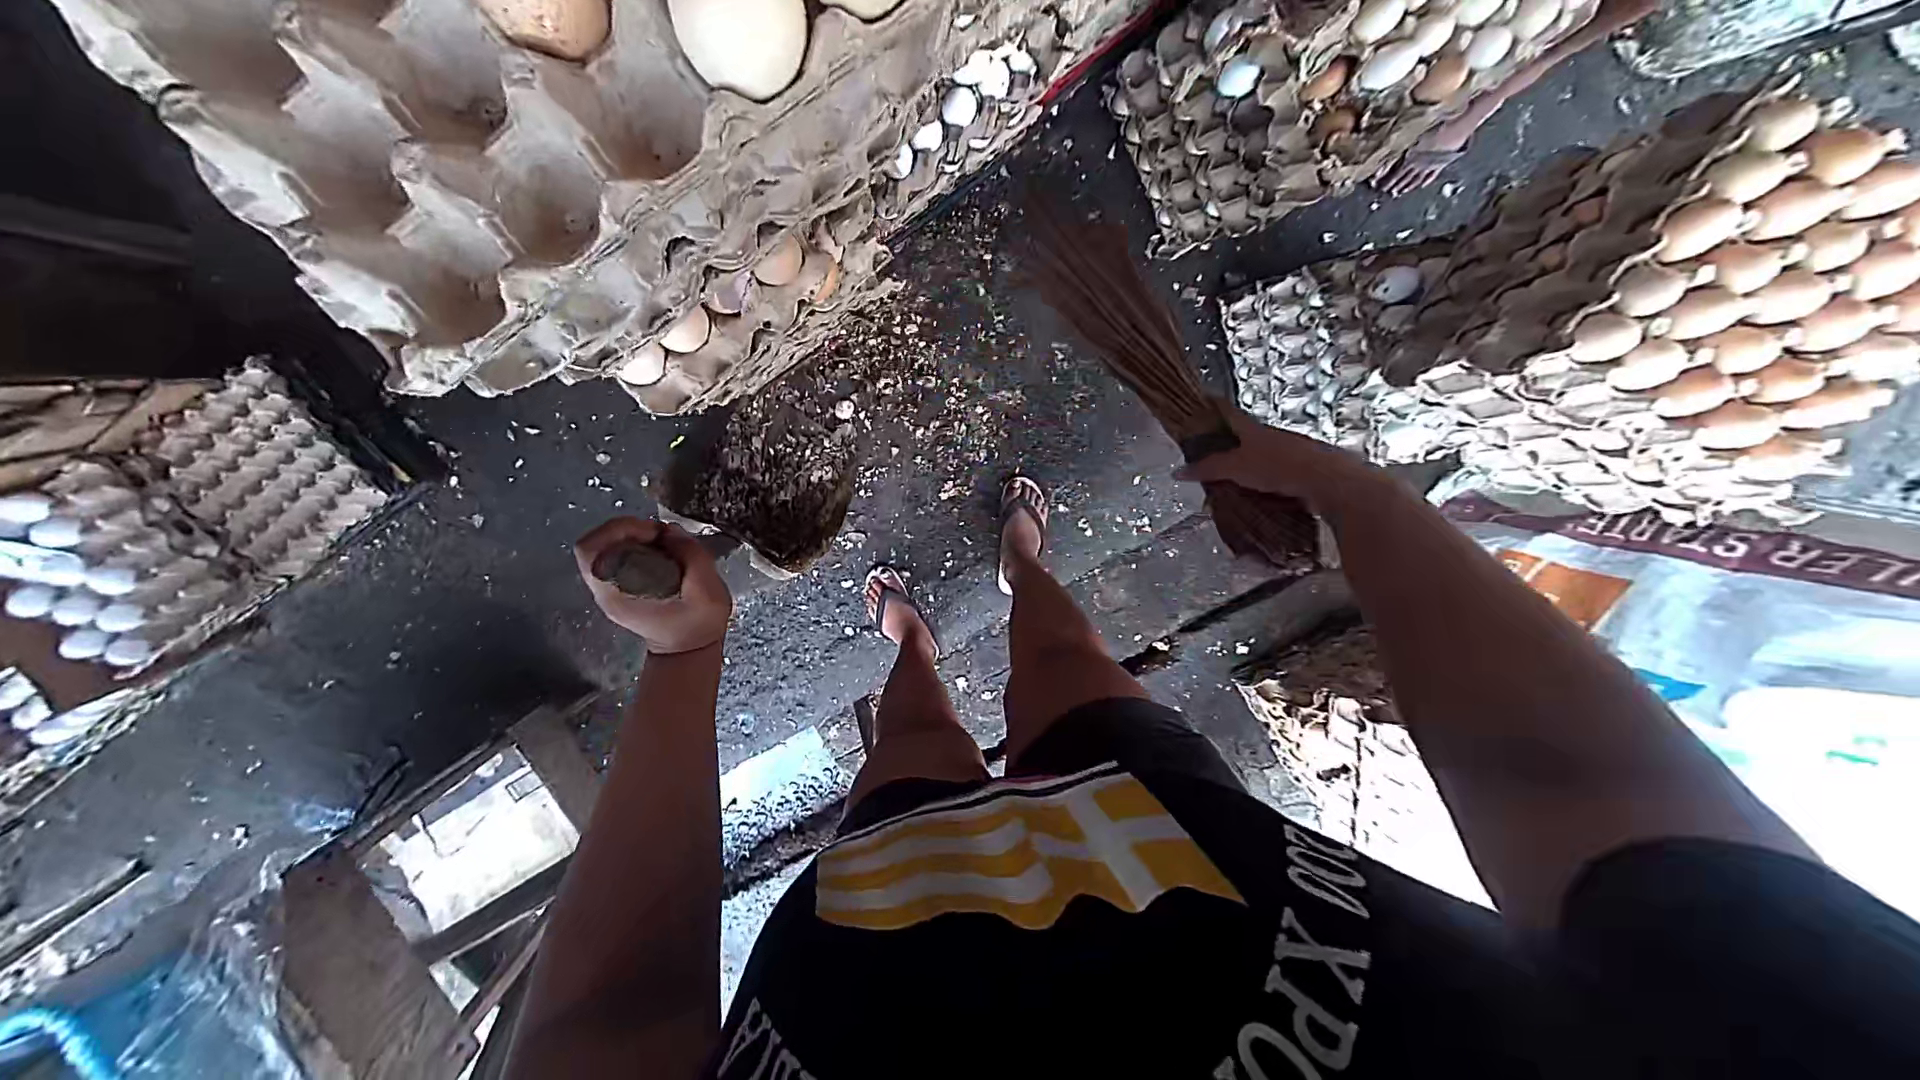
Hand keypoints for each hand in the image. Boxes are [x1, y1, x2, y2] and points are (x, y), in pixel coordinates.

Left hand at [574, 518, 731, 654]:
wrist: (689, 650)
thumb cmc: (698, 625)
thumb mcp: (708, 591)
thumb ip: (692, 556)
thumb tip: (670, 531)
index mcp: (617, 593)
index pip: (591, 549)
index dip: (620, 530)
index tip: (654, 533)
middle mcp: (605, 590)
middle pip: (594, 543)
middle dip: (628, 529)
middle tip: (659, 535)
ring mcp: (608, 588)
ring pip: (604, 546)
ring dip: (632, 536)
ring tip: (662, 542)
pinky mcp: (618, 586)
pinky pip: (615, 554)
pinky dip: (636, 545)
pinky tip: (660, 552)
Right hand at [1174, 402, 1386, 511]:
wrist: (1328, 482)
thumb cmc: (1279, 467)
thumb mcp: (1235, 468)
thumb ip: (1207, 469)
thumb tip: (1178, 472)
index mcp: (1252, 428)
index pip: (1226, 410)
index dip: (1212, 404)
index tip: (1200, 400)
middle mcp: (1271, 435)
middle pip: (1243, 432)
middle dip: (1225, 439)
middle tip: (1206, 451)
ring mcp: (1288, 452)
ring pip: (1259, 453)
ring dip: (1244, 462)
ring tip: (1227, 479)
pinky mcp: (1301, 471)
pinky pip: (1273, 472)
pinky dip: (1260, 480)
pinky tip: (1254, 493)